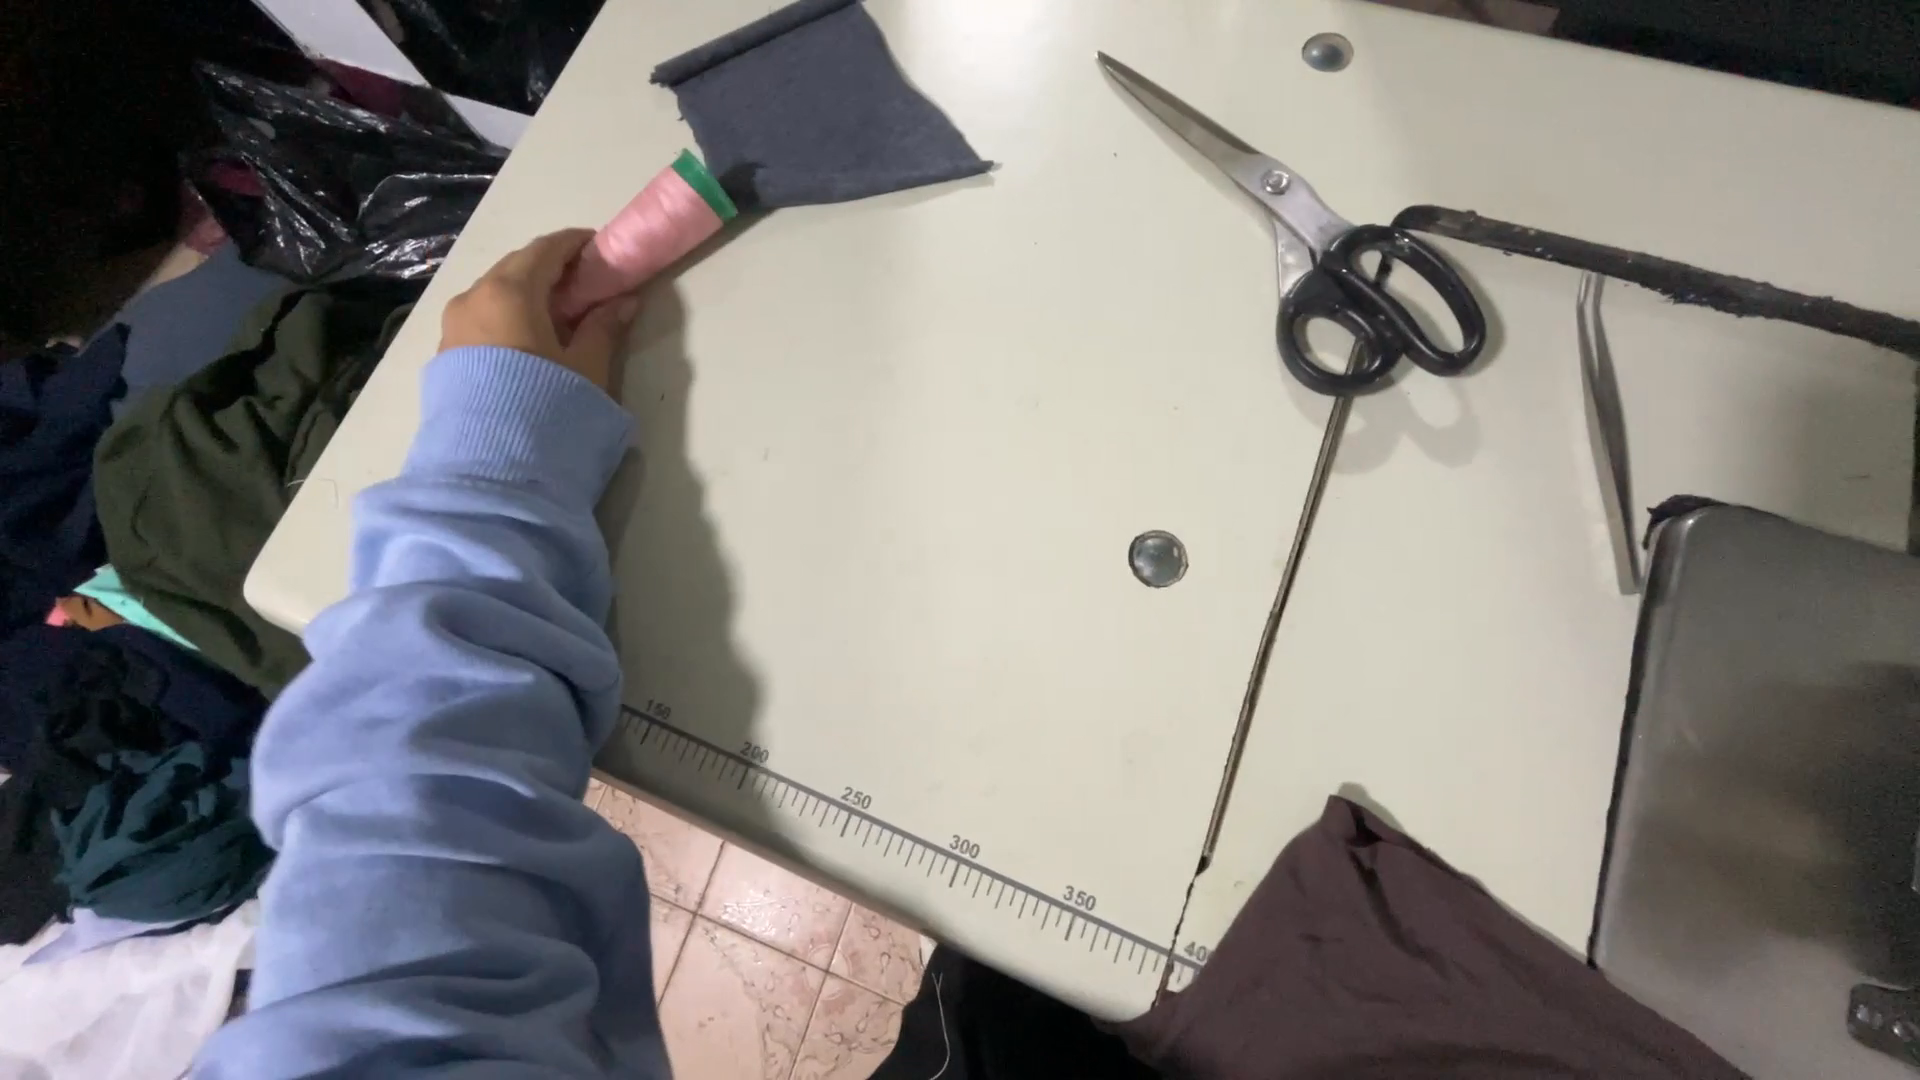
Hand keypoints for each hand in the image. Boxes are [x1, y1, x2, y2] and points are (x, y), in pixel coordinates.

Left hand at [439, 228, 640, 394]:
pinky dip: (509, 315)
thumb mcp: (588, 367)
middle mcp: (473, 298)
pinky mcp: (447, 353)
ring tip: (561, 315)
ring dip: (528, 293)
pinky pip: (482, 318)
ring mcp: (454, 326)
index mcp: (509, 292)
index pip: (544, 250)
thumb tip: (624, 301)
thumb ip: (605, 328)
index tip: (597, 246)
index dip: (573, 244)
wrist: (493, 464)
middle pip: (515, 268)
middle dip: (550, 268)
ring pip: (495, 293)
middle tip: (585, 282)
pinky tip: (531, 338)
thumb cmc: (549, 405)